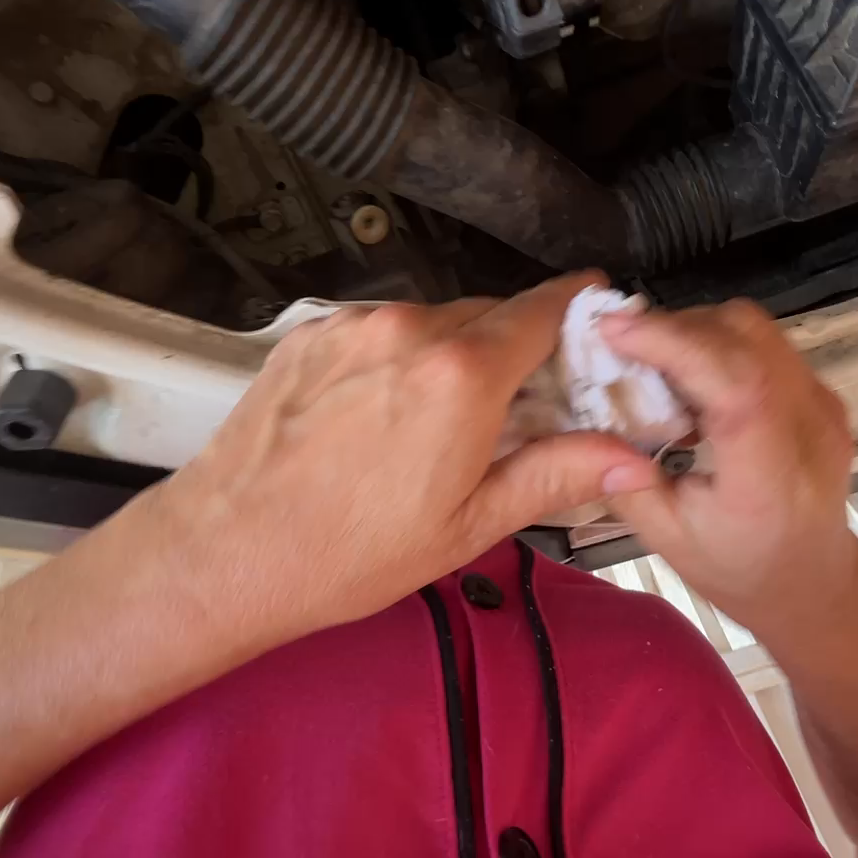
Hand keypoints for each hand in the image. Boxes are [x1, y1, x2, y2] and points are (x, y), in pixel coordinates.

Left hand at [82, 273, 661, 660]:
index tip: (597, 304)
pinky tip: (381, 404)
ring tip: (441, 412)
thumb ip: (556, 475)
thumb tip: (635, 459)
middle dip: (516, 344)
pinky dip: (401, 352)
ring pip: (433, 318)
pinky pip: (381, 327)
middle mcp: (408, 328)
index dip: (576, 304)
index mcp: (461, 374)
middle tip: (521, 395)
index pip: (541, 310)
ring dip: (455, 350)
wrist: (222, 553)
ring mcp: (352, 324)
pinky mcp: (310, 332)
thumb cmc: (354, 553)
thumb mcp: (469, 525)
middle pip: (488, 314)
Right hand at [599, 300, 857, 635]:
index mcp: (770, 477)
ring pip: (753, 327)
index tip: (613, 331)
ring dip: (695, 328)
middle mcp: (809, 428)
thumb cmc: (737, 569)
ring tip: (654, 358)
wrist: (813, 583)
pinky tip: (689, 374)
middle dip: (674, 327)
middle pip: (744, 337)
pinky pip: (762, 341)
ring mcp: (821, 404)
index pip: (736, 384)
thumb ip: (624, 477)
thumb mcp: (666, 538)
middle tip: (622, 347)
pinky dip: (716, 340)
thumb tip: (585, 411)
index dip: (674, 343)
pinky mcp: (819, 392)